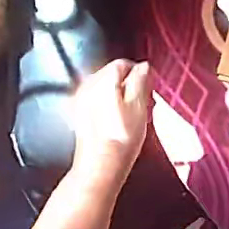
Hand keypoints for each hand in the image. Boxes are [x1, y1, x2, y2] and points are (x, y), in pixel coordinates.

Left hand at [71, 59, 151, 182]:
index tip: (149, 87)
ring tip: (133, 116)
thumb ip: (141, 79)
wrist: (100, 165)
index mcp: (103, 79)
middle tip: (144, 103)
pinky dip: (109, 108)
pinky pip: (98, 103)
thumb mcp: (139, 104)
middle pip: (112, 75)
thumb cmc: (120, 137)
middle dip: (129, 86)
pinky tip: (118, 124)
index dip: (140, 74)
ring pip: (105, 90)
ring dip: (119, 97)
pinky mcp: (79, 116)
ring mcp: (81, 101)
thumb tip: (143, 66)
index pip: (123, 63)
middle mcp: (88, 86)